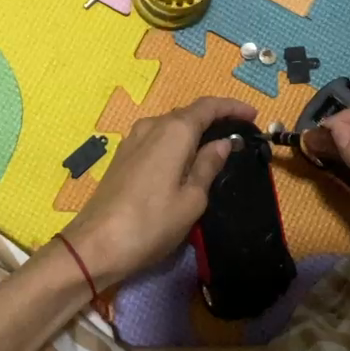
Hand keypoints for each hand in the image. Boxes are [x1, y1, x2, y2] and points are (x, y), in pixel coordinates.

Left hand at [60, 97, 249, 285]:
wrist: (96, 243)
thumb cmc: (151, 223)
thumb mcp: (192, 199)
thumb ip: (209, 166)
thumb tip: (223, 143)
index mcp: (174, 131)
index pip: (208, 107)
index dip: (232, 107)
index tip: (253, 115)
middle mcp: (152, 126)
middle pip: (188, 114)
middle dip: (214, 119)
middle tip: (238, 135)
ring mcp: (134, 139)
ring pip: (171, 126)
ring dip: (194, 132)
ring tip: (215, 149)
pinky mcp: (123, 155)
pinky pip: (157, 138)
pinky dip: (177, 142)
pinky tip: (185, 160)